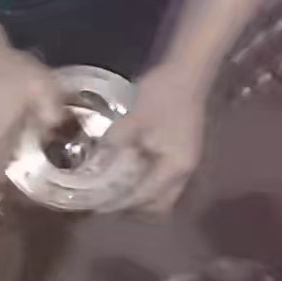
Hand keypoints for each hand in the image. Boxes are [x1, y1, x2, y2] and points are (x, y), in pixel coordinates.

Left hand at [104, 63, 209, 214]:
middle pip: (158, 206)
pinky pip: (165, 183)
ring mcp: (186, 164)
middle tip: (108, 205)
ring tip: (118, 194)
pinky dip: (148, 187)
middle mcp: (184, 173)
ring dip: (142, 201)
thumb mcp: (133, 119)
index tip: (98, 207)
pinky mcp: (184, 155)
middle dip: (134, 210)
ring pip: (164, 196)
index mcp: (173, 167)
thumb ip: (114, 143)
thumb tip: (93, 161)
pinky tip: (131, 178)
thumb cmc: (163, 94)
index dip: (120, 204)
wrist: (188, 71)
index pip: (143, 196)